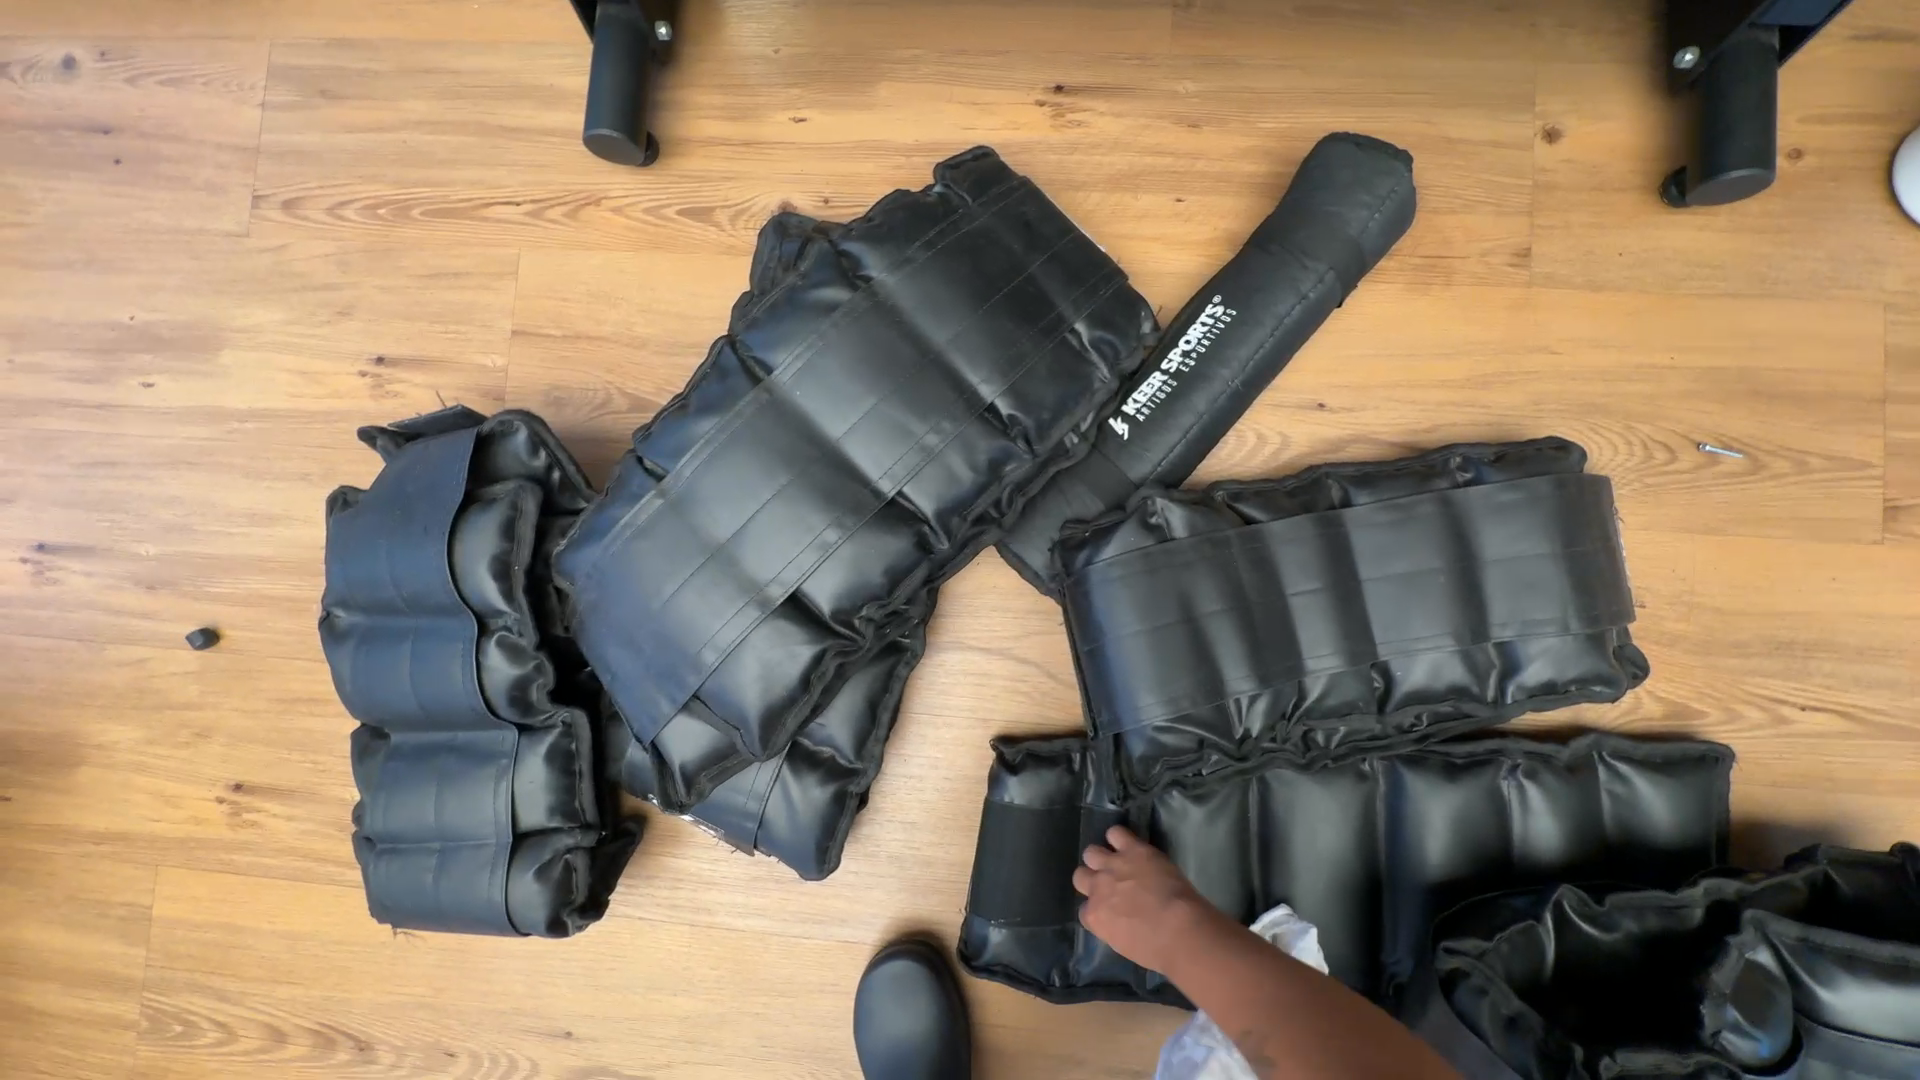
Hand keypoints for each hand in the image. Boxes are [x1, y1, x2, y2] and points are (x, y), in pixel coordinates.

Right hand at [1073, 825, 1224, 975]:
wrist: (1180, 929)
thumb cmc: (1158, 949)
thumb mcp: (1125, 946)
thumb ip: (1112, 928)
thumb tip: (1117, 920)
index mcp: (1094, 916)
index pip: (1084, 910)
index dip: (1097, 909)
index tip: (1109, 911)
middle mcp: (1097, 887)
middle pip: (1081, 876)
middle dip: (1093, 880)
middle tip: (1110, 885)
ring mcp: (1113, 865)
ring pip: (1092, 852)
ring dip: (1102, 858)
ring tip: (1118, 862)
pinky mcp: (1133, 849)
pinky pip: (1116, 833)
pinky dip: (1119, 838)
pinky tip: (1128, 845)